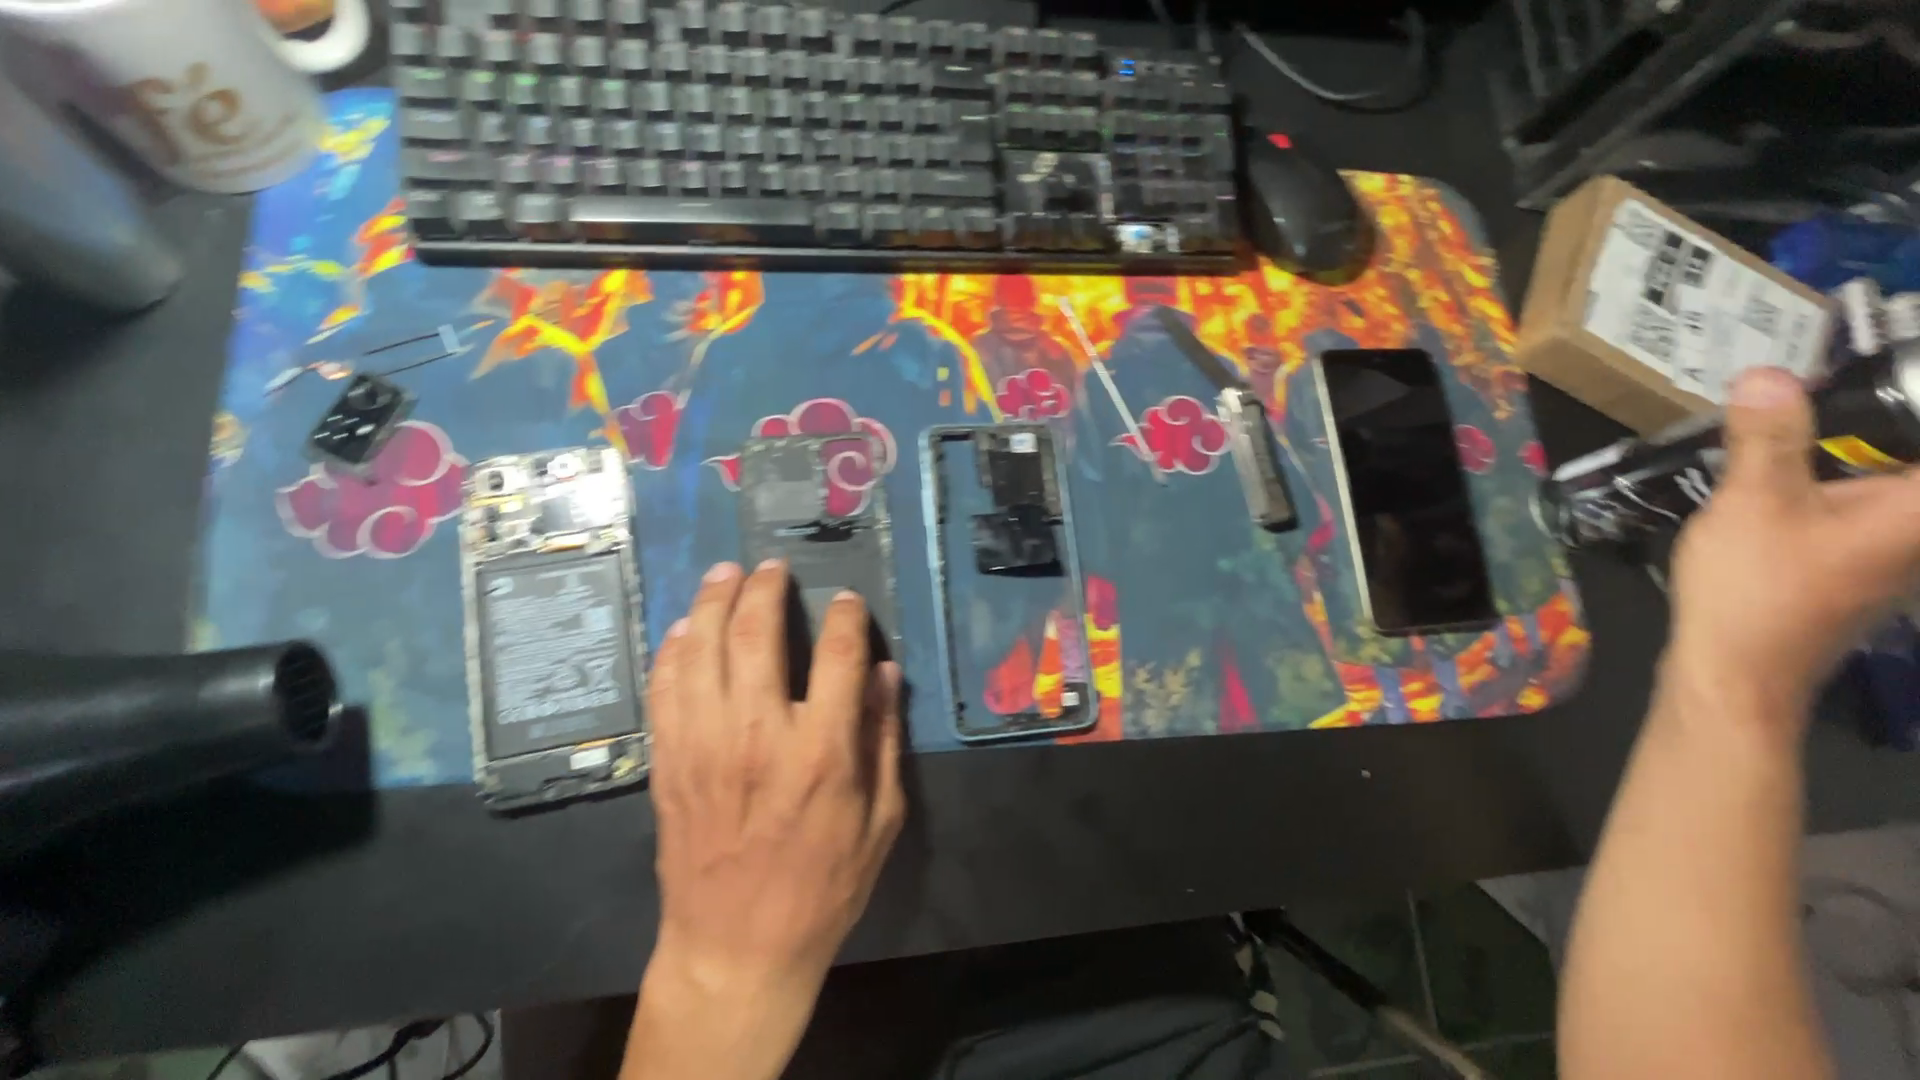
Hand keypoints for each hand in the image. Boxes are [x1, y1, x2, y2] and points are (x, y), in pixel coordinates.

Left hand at [637, 559, 902, 1066]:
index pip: (839, 655)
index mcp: (822, 750)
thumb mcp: (880, 821)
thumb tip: (884, 673)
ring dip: (714, 602)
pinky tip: (685, 628)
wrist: (737, 945)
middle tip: (773, 568)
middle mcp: (759, 733)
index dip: (847, 617)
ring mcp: (705, 744)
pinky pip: (665, 688)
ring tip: (725, 573)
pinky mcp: (669, 760)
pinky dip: (674, 649)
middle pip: (758, 634)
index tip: (849, 601)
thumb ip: (883, 740)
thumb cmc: (823, 886)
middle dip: (767, 589)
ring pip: (704, 649)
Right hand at [1663, 366, 1919, 730]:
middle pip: (1901, 458)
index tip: (1874, 381)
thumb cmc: (1756, 586)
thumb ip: (1767, 438)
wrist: (1736, 672)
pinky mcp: (1862, 567)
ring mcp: (1898, 551)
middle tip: (1796, 400)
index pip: (1918, 430)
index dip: (1900, 401)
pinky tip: (1778, 483)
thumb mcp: (1753, 501)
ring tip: (1778, 430)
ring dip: (1845, 455)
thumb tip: (1769, 374)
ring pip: (1882, 486)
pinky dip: (1832, 487)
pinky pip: (1863, 510)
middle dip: (1869, 425)